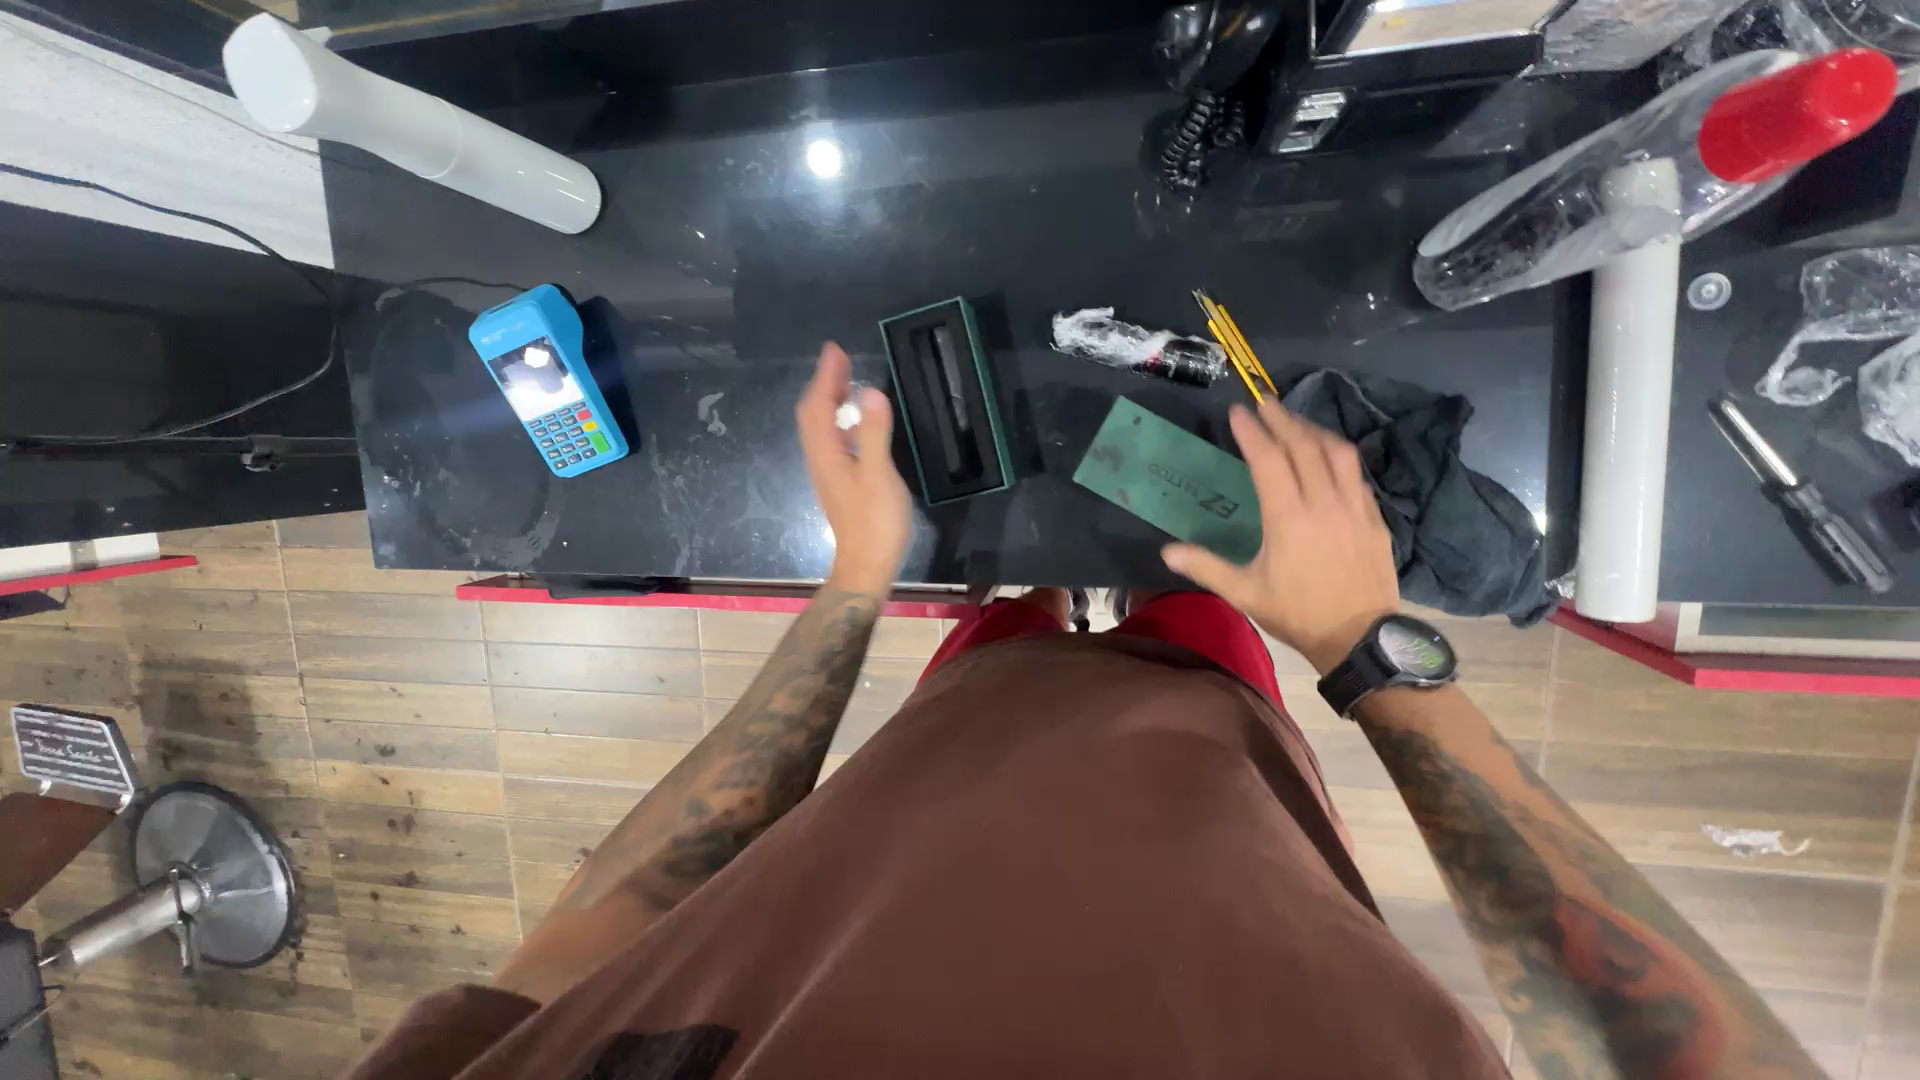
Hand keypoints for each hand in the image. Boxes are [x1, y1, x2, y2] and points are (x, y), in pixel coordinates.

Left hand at [796, 342, 912, 594]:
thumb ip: (874, 433)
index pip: (818, 405)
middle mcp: (820, 460)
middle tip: (841, 361)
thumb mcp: (879, 475)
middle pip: (813, 414)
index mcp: (826, 453)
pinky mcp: (839, 484)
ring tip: (846, 384)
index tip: (835, 350)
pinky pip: (831, 442)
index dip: (825, 377)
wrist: (866, 565)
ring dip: (829, 402)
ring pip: (820, 429)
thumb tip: (870, 392)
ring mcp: (828, 473)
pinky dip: (839, 423)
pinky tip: (856, 426)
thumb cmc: (874, 522)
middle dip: (824, 385)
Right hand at [1162, 401, 1398, 674]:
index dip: (1252, 432)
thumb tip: (1167, 551)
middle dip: (1282, 419)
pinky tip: (1329, 457)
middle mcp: (1323, 502)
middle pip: (1304, 445)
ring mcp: (1354, 507)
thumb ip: (1206, 567)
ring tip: (1295, 422)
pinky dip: (1338, 455)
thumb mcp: (1245, 594)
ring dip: (1313, 431)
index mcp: (1288, 517)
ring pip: (1337, 452)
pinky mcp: (1374, 518)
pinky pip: (1356, 474)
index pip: (1269, 460)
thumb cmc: (1297, 614)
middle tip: (1265, 403)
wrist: (1360, 637)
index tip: (1238, 412)